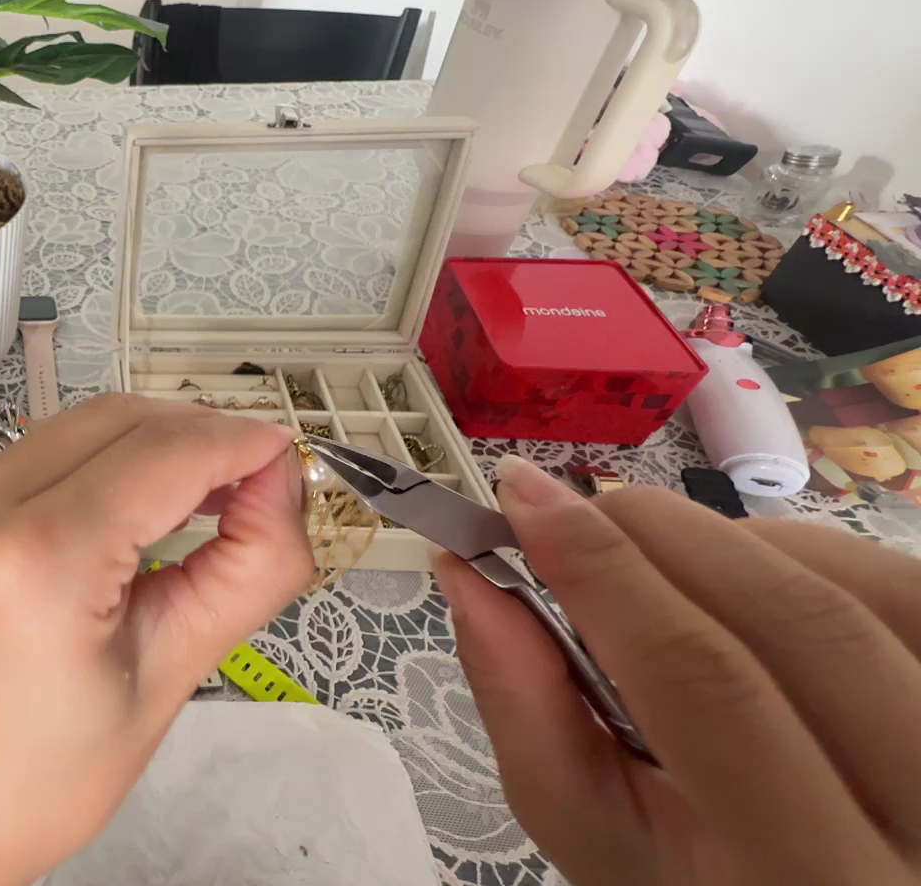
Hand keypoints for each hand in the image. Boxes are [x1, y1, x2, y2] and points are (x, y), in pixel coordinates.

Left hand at [0, 394, 312, 885]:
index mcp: (35, 562)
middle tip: (247, 477)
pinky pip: (33, 449)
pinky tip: (121, 504)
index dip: (233, 443)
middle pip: (112, 421)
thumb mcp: (172, 675)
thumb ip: (248, 567)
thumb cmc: (52, 766)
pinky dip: (92, 461)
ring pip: (73, 426)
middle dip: (193, 435)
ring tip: (193, 494)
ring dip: (144, 445)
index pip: (158, 457)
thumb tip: (278, 478)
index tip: (284, 453)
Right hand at [436, 455, 920, 885]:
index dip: (600, 566)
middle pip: (800, 621)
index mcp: (806, 871)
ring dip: (727, 538)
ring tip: (651, 555)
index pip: (703, 682)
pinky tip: (746, 577)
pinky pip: (909, 591)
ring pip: (865, 591)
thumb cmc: (677, 874)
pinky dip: (804, 552)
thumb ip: (516, 697)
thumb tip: (463, 568)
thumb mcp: (578, 817)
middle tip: (571, 507)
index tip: (518, 491)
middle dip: (659, 529)